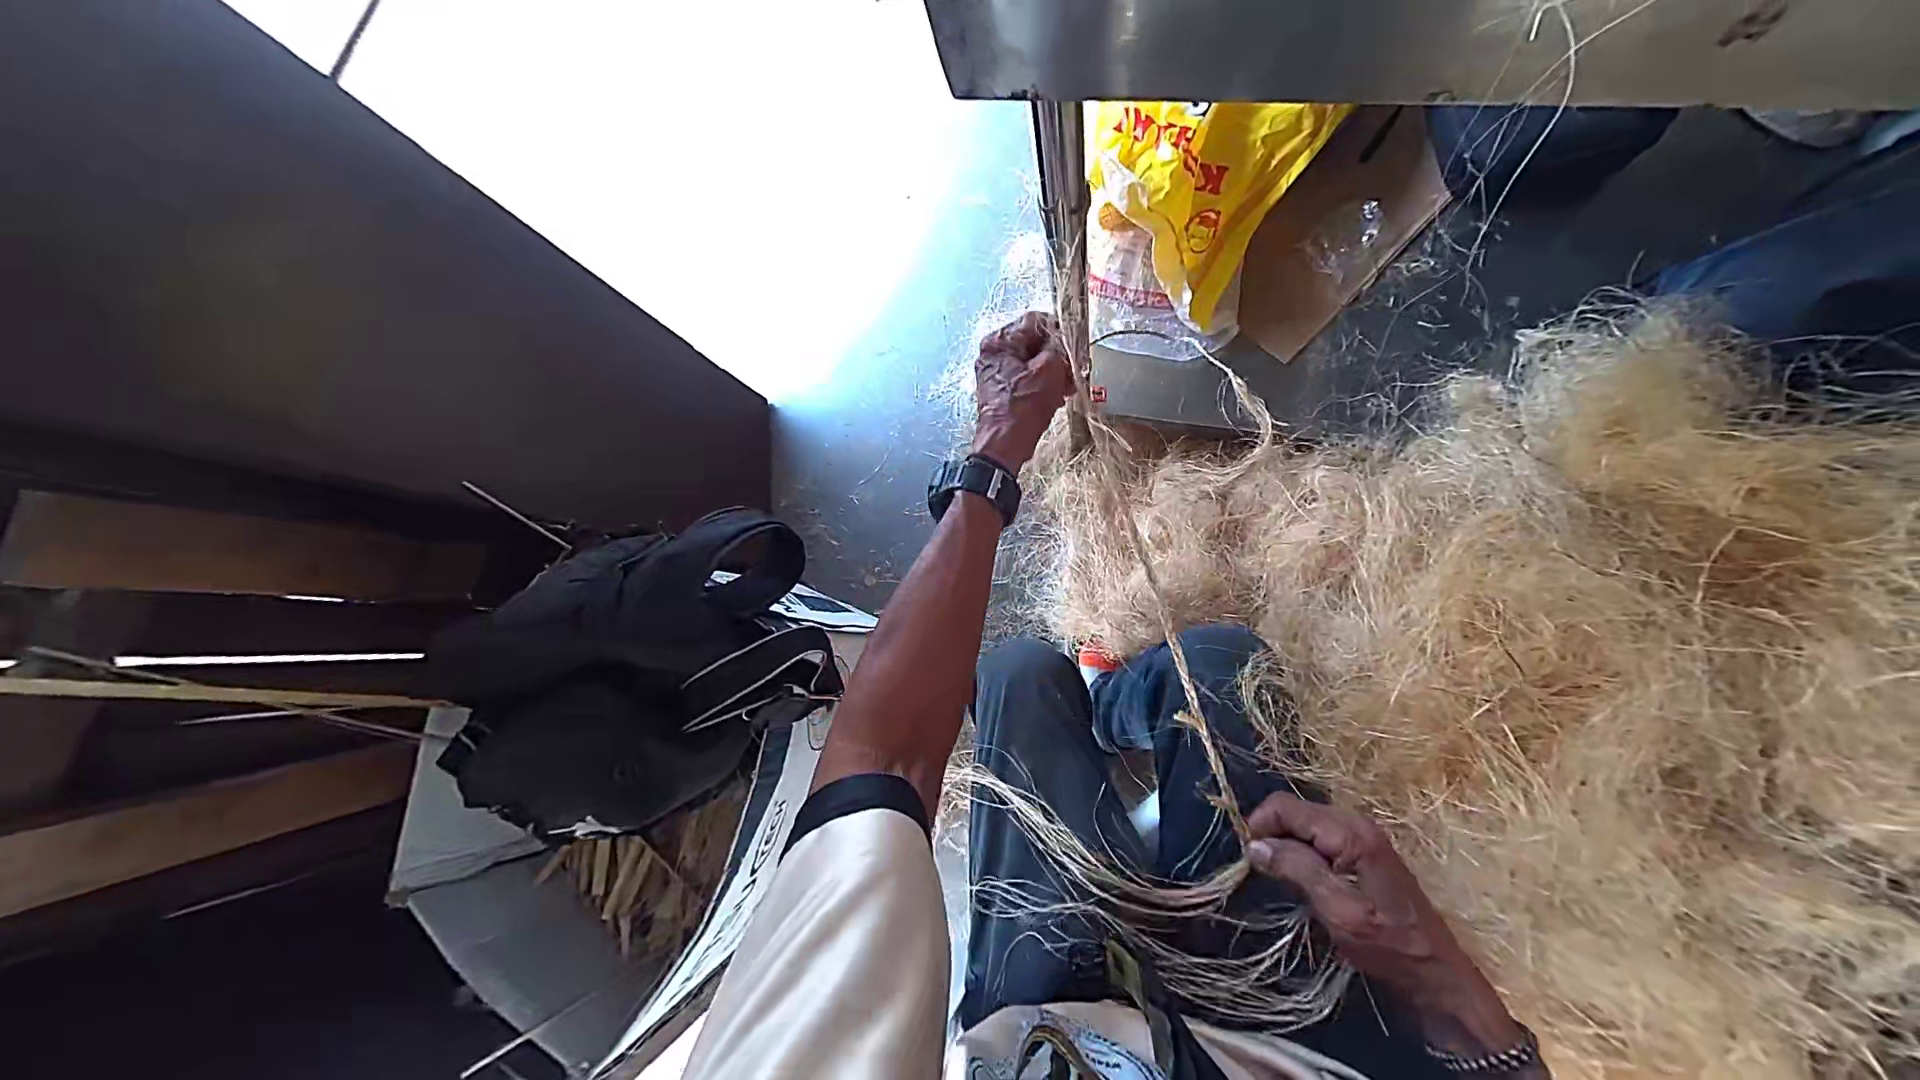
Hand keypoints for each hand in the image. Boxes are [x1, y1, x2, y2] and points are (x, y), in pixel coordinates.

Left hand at [972, 312, 1071, 472]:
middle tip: (1073, 370)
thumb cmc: (1023, 408)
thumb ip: (1059, 345)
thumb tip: (1065, 336)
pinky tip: (1055, 396)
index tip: (1074, 346)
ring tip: (1066, 387)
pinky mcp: (1001, 388)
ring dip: (1052, 372)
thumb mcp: (1049, 370)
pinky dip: (1042, 384)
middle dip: (1057, 356)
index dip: (1059, 332)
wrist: (1004, 445)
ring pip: (1032, 361)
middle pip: (1034, 342)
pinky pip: (1026, 377)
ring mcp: (995, 372)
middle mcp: (993, 353)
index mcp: (999, 341)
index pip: (1036, 321)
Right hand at [1246, 793, 1527, 1056]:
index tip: (1251, 858)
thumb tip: (1254, 844)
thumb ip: (1296, 868)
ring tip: (1284, 878)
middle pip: (1293, 810)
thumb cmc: (1388, 946)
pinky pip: (1317, 835)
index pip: (1284, 806)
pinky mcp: (1362, 848)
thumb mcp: (1336, 909)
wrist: (1437, 977)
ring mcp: (1360, 833)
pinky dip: (1302, 851)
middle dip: (1272, 835)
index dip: (1260, 826)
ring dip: (1286, 845)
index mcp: (1349, 831)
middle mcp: (1355, 821)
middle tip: (1266, 871)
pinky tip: (1305, 877)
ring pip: (1302, 822)